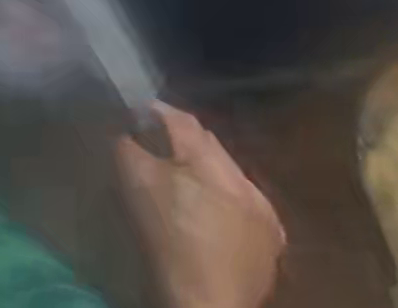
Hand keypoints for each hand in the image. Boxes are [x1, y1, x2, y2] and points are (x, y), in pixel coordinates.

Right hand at [117, 103, 285, 307]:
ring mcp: (267, 214)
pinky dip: (218, 189)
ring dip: (199, 162)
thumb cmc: (165, 230)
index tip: (129, 109)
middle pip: (208, 142)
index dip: (154, 109)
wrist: (205, 296)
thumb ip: (128, 142)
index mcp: (216, 166)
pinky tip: (200, 203)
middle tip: (147, 138)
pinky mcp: (271, 238)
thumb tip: (126, 127)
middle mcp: (249, 183)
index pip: (183, 119)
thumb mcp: (133, 177)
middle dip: (178, 135)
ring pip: (226, 169)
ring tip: (172, 170)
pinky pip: (241, 197)